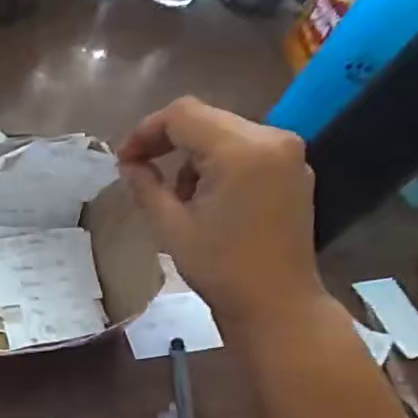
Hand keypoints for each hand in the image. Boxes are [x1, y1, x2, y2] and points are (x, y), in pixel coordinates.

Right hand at [117, 97, 325, 325]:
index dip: (145, 131)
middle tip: (139, 172)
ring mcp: (288, 153)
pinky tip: (206, 199)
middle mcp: (272, 138)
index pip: (183, 114)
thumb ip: (146, 186)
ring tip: (178, 197)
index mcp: (241, 150)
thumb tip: (129, 164)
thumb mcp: (171, 228)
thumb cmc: (220, 269)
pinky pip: (246, 150)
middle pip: (206, 119)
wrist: (276, 303)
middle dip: (168, 142)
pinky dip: (218, 164)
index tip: (123, 161)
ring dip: (193, 156)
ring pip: (225, 133)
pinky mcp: (294, 170)